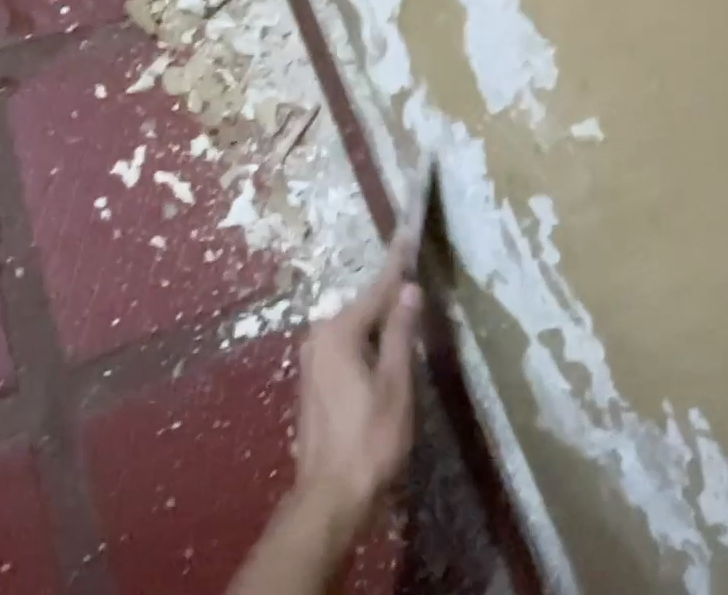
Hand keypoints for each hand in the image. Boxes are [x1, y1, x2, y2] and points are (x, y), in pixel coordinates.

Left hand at [290, 235, 421, 547]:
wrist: (329, 494)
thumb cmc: (370, 440)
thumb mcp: (395, 386)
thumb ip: (400, 335)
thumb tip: (408, 290)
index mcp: (339, 333)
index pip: (376, 289)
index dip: (397, 263)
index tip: (407, 232)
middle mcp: (320, 337)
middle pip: (364, 306)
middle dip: (390, 291)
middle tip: (414, 270)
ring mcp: (313, 358)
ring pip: (355, 327)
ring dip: (380, 318)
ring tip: (407, 304)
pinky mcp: (315, 378)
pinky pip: (347, 344)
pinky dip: (368, 338)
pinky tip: (386, 344)